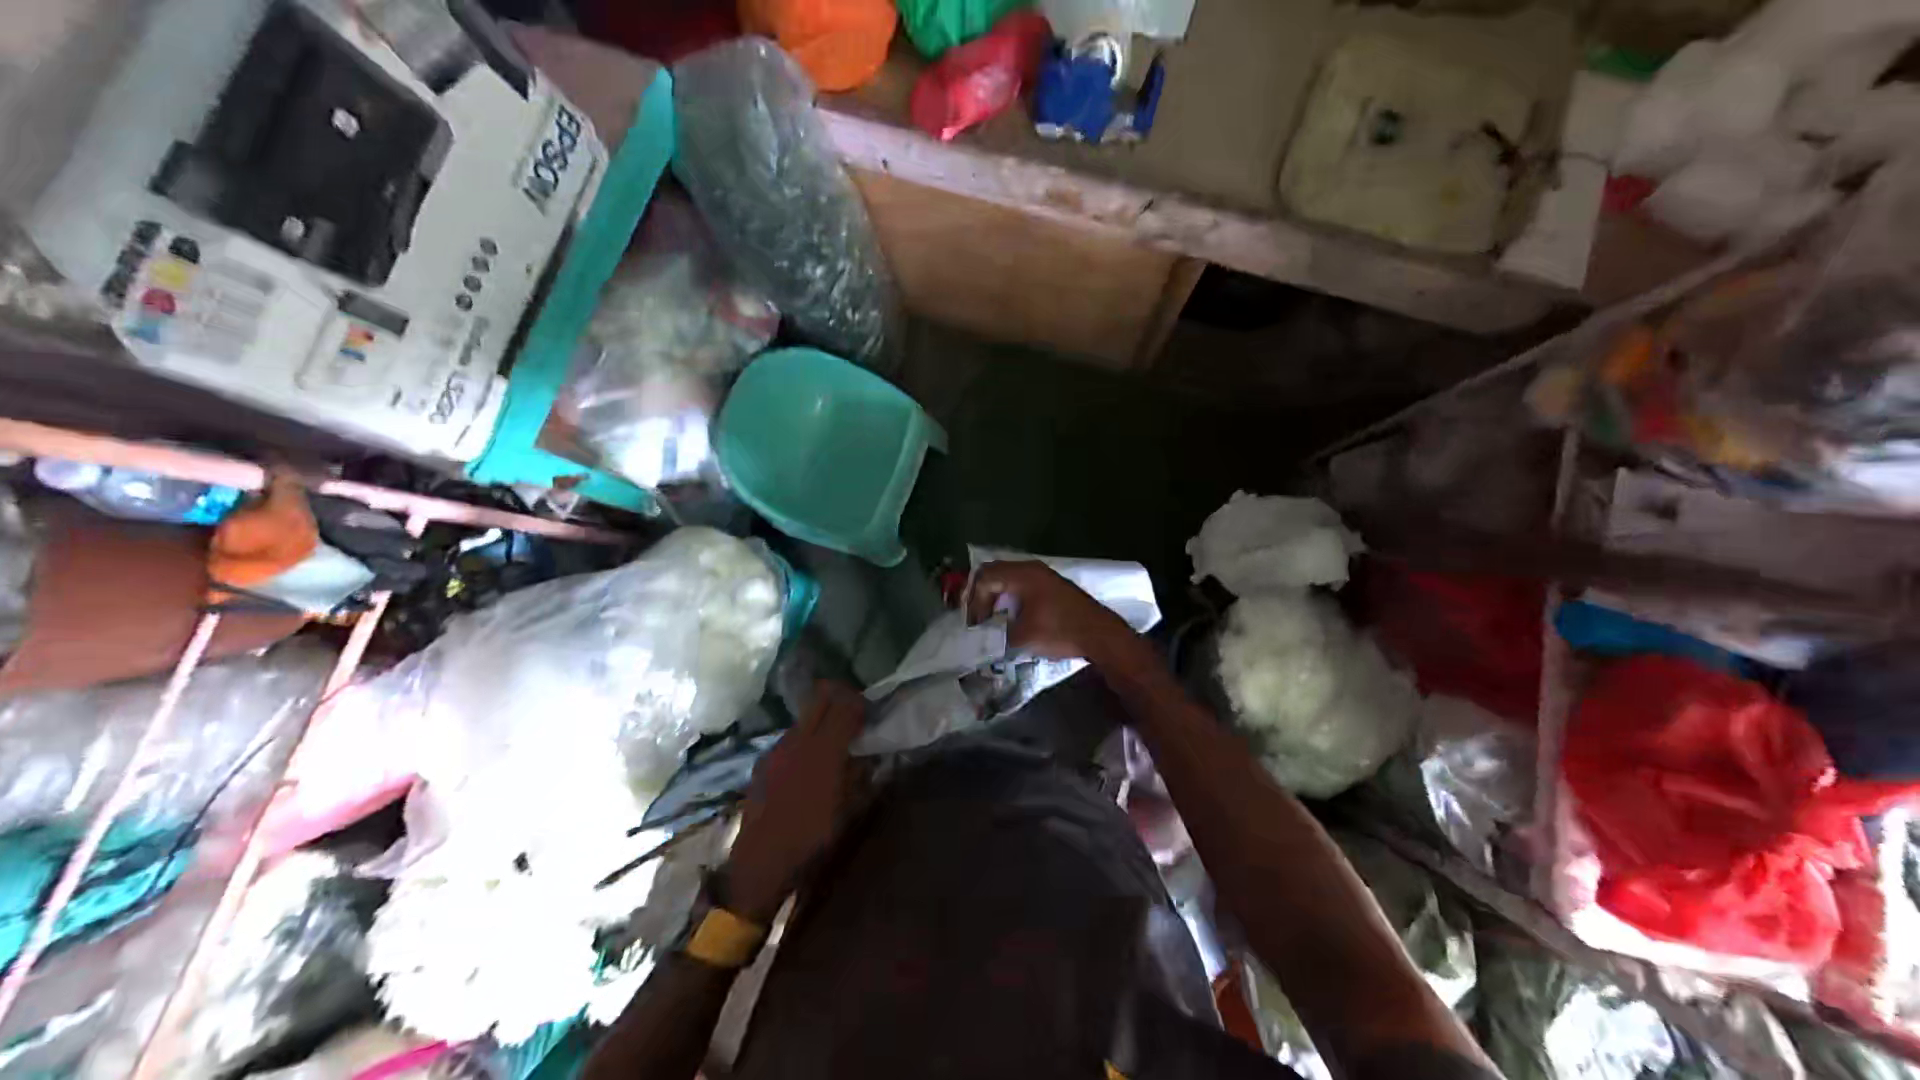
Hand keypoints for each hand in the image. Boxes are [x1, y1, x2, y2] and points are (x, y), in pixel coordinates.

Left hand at [723, 680, 865, 921]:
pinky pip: (789, 737)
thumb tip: (867, 756)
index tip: (869, 711)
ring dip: (820, 718)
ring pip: (803, 717)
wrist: (760, 862)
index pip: (845, 705)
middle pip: (820, 698)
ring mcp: (777, 748)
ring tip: (831, 740)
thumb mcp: (849, 811)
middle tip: (852, 712)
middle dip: (839, 697)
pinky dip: (803, 738)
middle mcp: (798, 740)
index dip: (859, 702)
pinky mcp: (763, 761)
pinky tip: (806, 762)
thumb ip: (860, 775)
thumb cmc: (812, 839)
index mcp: (824, 750)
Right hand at [966, 561, 1138, 664]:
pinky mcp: (1051, 585)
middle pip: (994, 572)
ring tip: (989, 617)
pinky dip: (1008, 595)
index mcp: (1023, 575)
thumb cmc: (1061, 631)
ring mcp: (1043, 575)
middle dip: (980, 594)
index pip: (985, 578)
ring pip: (1007, 577)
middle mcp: (1031, 568)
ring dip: (995, 594)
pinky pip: (1020, 583)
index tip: (975, 624)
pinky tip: (1009, 615)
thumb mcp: (1023, 637)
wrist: (1101, 635)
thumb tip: (982, 641)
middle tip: (975, 617)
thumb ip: (997, 637)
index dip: (974, 601)